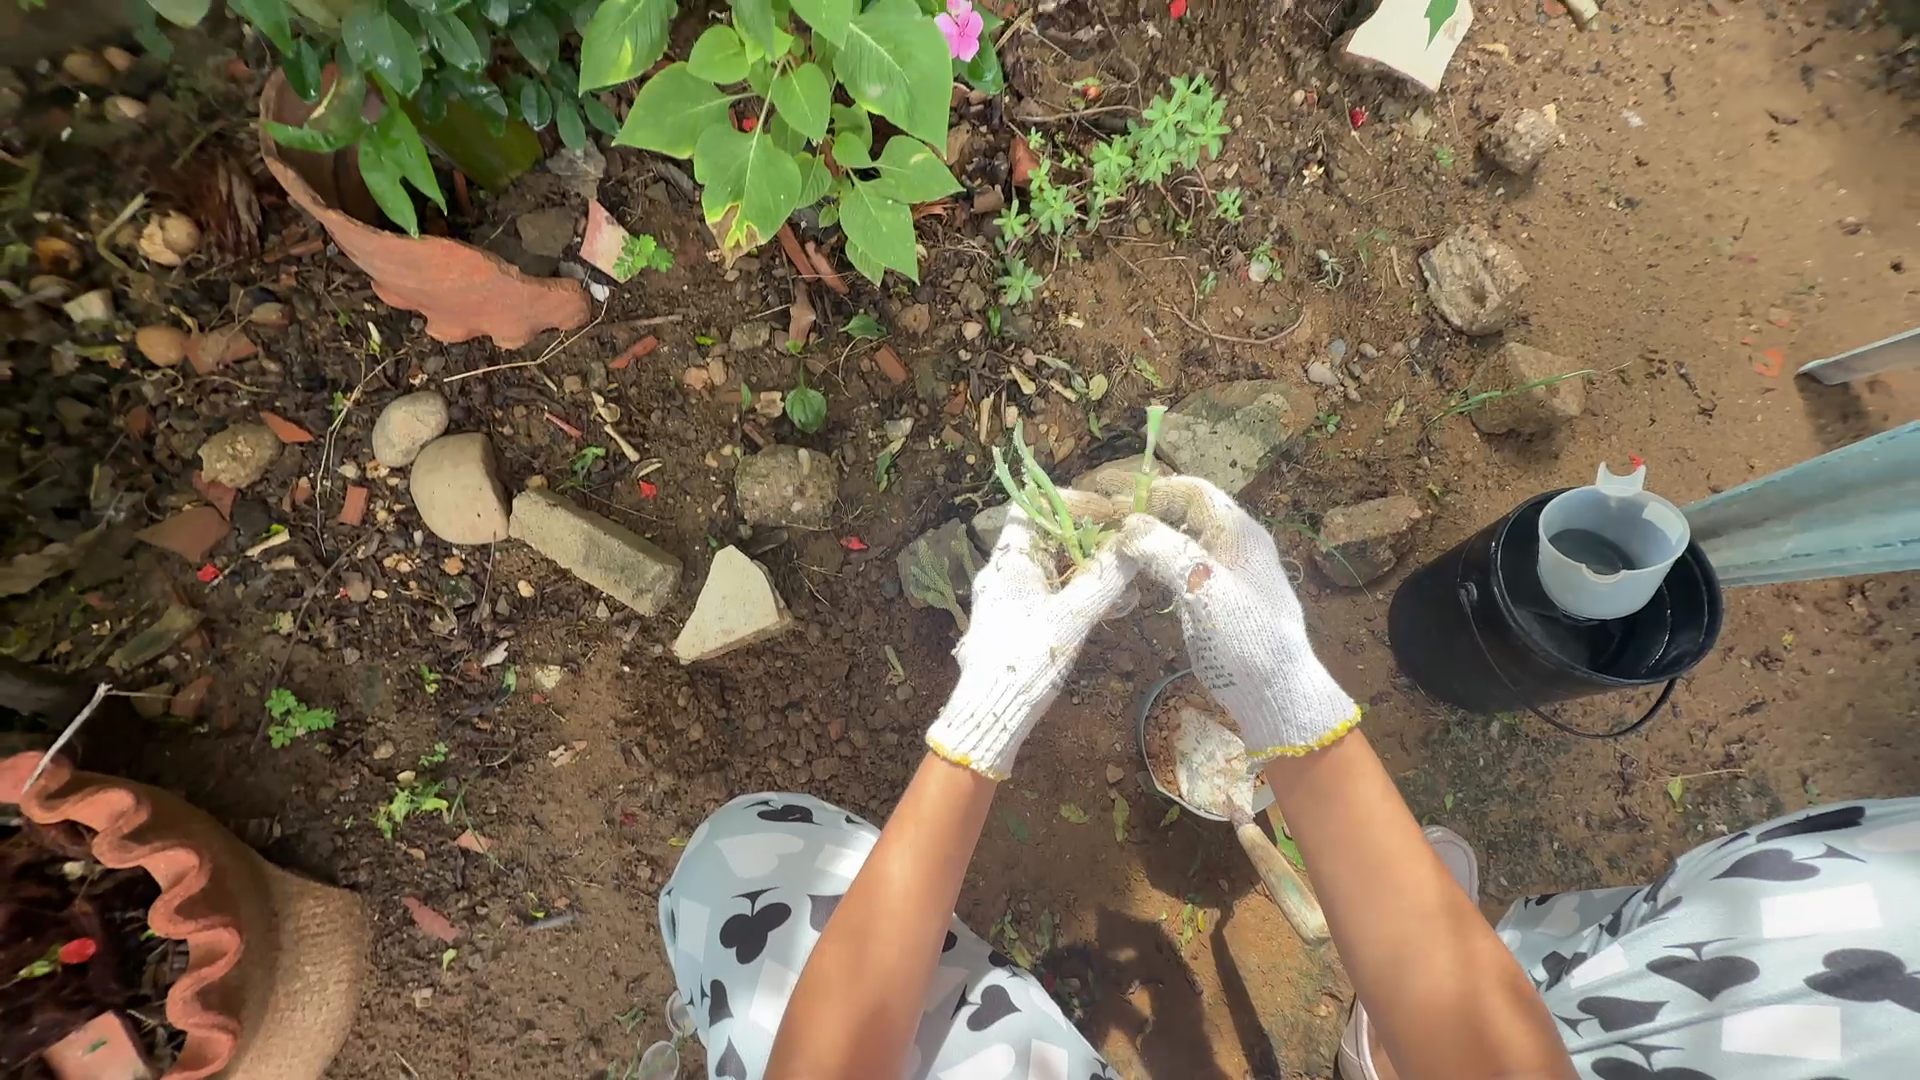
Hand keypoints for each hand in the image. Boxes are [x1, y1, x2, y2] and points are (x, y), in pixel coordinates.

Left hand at [925, 503, 1135, 778]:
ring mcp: (1004, 600)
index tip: (1103, 514)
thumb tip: (1135, 545)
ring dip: (1085, 572)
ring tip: (1123, 586)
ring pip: (1049, 570)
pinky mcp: (1012, 624)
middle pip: (1044, 538)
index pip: (1029, 507)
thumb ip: (1104, 579)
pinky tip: (1107, 610)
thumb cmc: (1025, 659)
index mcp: (1008, 560)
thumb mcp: (1072, 617)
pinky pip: (1046, 596)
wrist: (988, 714)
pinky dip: (1074, 596)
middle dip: (1086, 541)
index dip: (1065, 502)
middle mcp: (1001, 574)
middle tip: (1122, 551)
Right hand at [1102, 475, 1359, 761]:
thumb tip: (1129, 525)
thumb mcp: (1204, 590)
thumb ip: (1167, 552)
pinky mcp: (1209, 595)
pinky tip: (1133, 583)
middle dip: (1145, 519)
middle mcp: (1229, 544)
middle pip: (1182, 513)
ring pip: (1176, 541)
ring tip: (1115, 558)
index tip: (1118, 511)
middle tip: (1110, 537)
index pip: (1193, 491)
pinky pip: (1176, 568)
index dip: (1155, 494)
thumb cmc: (1246, 638)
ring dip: (1146, 545)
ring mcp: (1220, 570)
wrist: (1273, 692)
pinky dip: (1152, 568)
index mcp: (1238, 532)